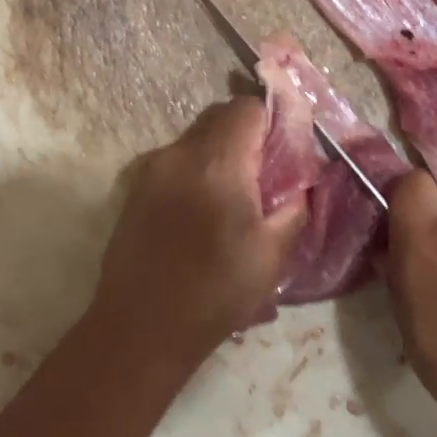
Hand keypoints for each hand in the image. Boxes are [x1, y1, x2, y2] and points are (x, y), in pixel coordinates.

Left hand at [94, 97, 305, 361]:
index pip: (248, 107)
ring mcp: (151, 169)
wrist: (141, 329)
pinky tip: (205, 210)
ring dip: (221, 151)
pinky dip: (197, 169)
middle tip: (268, 171)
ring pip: (196, 137)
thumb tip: (301, 181)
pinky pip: (176, 160)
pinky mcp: (135, 189)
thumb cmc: (215, 292)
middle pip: (219, 116)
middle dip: (248, 132)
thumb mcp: (272, 253)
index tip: (288, 149)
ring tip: (236, 195)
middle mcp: (179, 154)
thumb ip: (294, 205)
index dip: (273, 119)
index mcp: (217, 163)